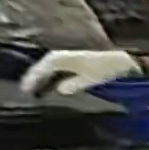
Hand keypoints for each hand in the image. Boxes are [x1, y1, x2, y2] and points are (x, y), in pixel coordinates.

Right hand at [19, 49, 140, 96]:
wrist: (123, 59)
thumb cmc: (106, 68)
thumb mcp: (91, 78)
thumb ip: (73, 84)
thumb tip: (59, 91)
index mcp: (55, 59)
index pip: (37, 72)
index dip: (31, 83)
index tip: (25, 93)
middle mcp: (55, 56)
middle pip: (40, 70)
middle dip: (35, 81)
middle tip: (29, 93)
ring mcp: (63, 57)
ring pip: (48, 70)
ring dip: (44, 80)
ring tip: (39, 90)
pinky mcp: (72, 60)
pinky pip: (57, 70)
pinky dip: (54, 77)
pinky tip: (56, 84)